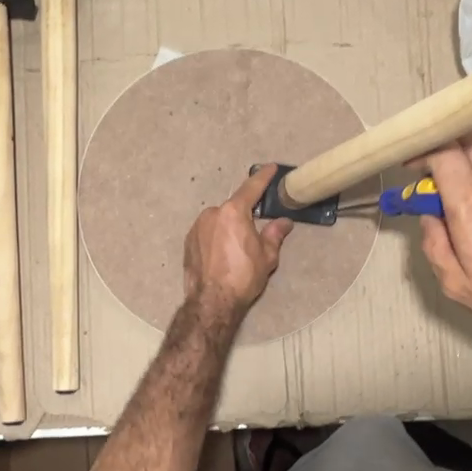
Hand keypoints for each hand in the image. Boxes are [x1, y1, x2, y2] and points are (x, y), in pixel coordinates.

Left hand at [183, 165, 293, 323]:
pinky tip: (221, 256)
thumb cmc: (243, 277)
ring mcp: (196, 228)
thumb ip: (274, 234)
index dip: (262, 177)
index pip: (251, 188)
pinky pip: (206, 234)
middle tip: (254, 235)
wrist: (212, 301)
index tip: (270, 168)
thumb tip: (284, 222)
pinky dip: (215, 239)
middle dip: (244, 217)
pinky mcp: (187, 243)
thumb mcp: (266, 256)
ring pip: (218, 222)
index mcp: (233, 212)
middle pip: (233, 209)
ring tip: (236, 251)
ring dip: (228, 229)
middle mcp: (212, 214)